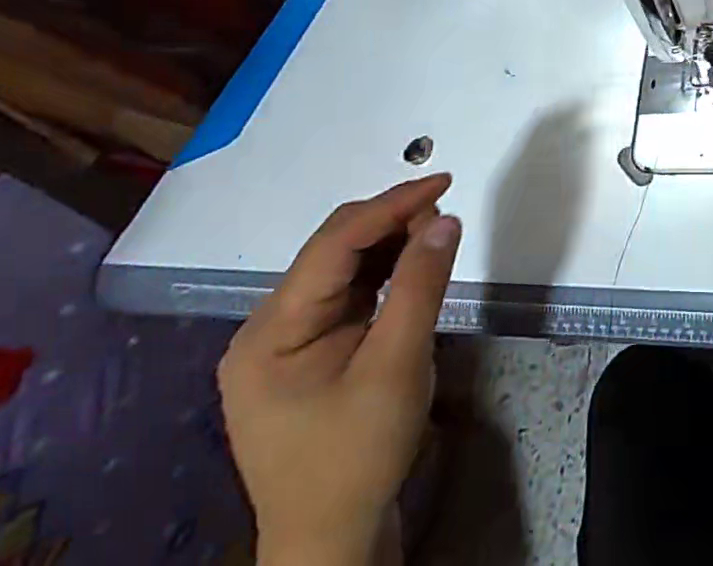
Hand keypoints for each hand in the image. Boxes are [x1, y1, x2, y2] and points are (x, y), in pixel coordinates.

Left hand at [218, 174, 461, 565]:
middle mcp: (267, 328)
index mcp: (269, 331)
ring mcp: (286, 343)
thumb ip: (420, 286)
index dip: (391, 205)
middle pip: (333, 253)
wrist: (333, 544)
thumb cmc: (359, 457)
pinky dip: (383, 277)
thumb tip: (445, 219)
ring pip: (343, 272)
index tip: (443, 181)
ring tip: (436, 236)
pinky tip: (413, 268)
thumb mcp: (397, 367)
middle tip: (445, 215)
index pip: (334, 245)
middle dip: (390, 225)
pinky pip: (348, 298)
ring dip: (390, 248)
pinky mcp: (309, 355)